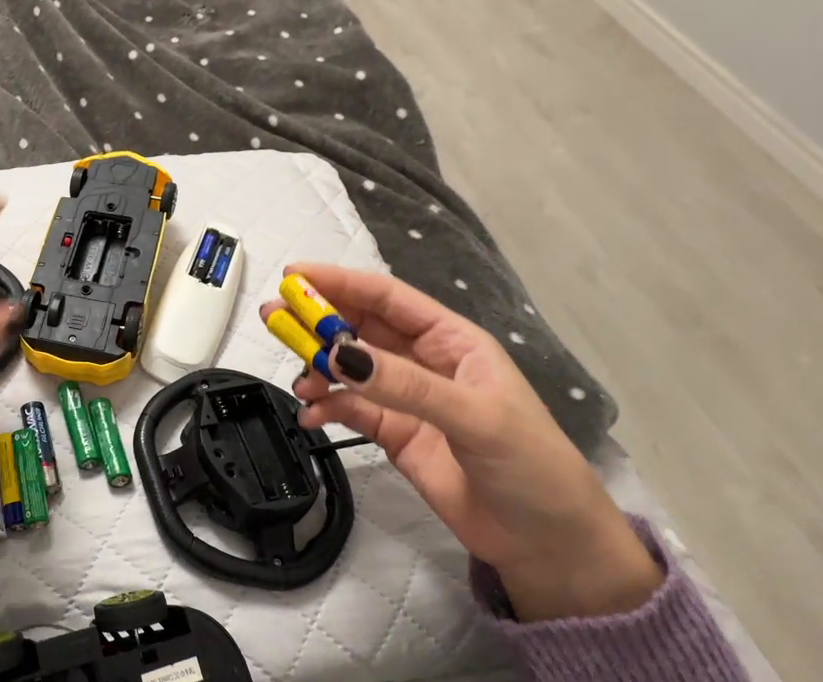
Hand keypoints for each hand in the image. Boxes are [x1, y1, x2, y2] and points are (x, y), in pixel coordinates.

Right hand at [268, 265, 662, 620]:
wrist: (548, 546)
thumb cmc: (531, 467)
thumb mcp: (475, 418)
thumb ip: (405, 385)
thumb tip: (337, 354)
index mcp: (452, 341)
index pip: (387, 298)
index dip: (340, 282)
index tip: (293, 276)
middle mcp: (424, 361)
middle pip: (359, 327)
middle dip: (317, 321)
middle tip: (274, 318)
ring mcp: (405, 397)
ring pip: (347, 366)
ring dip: (317, 367)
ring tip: (299, 382)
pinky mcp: (393, 433)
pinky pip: (348, 408)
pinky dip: (325, 406)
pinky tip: (311, 414)